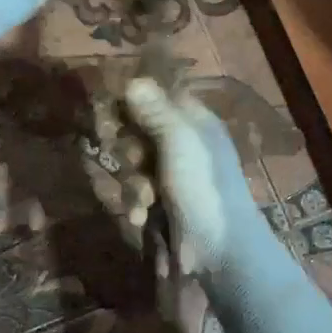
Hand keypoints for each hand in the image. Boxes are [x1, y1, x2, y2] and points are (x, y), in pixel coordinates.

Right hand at [124, 77, 259, 274]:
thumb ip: (156, 111)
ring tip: (145, 199)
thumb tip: (133, 80)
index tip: (112, 108)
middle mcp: (186, 146)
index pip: (161, 97)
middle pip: (141, 132)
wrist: (219, 252)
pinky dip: (137, 205)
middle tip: (131, 158)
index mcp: (197, 124)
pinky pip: (139, 194)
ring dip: (134, 184)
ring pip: (136, 166)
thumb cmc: (203, 188)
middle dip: (130, 148)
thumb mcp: (179, 141)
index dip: (136, 101)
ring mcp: (175, 178)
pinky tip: (141, 218)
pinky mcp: (165, 206)